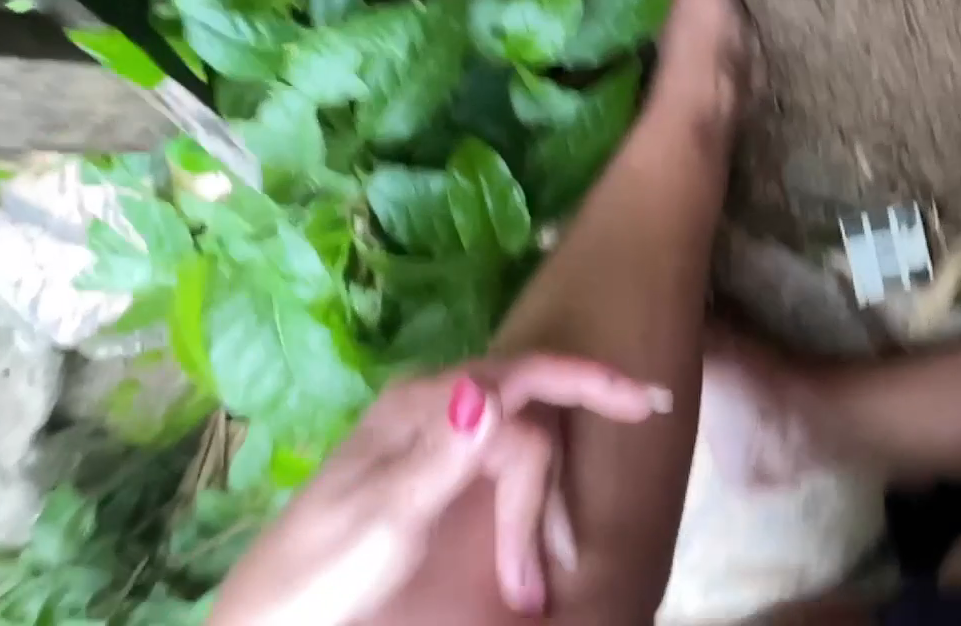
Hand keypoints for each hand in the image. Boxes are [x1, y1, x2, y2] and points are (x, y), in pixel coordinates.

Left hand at [210, 355, 671, 625]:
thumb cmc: (314, 585)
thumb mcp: (379, 528)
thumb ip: (438, 459)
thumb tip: (490, 391)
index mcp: (422, 405)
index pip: (526, 374)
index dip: (591, 381)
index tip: (647, 403)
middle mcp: (437, 408)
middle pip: (528, 427)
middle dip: (542, 498)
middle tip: (546, 577)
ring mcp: (438, 438)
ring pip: (520, 453)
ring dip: (535, 514)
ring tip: (536, 585)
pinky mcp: (438, 471)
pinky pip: (504, 474)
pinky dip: (526, 511)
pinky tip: (530, 546)